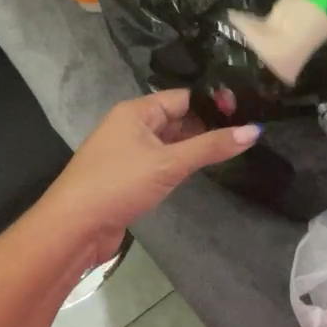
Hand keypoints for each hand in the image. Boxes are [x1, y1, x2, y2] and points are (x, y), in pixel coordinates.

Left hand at [34, 89, 258, 262]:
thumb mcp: (169, 163)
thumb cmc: (118, 184)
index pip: (183, 98)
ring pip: (171, 141)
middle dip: (208, 125)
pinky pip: (162, 160)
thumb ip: (211, 147)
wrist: (73, 228)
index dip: (214, 103)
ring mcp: (128, 151)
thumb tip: (254, 130)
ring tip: (234, 147)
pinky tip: (202, 169)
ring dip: (196, 145)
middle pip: (178, 118)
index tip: (246, 112)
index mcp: (136, 111)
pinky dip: (181, 162)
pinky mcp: (128, 175)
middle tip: (246, 132)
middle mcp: (132, 126)